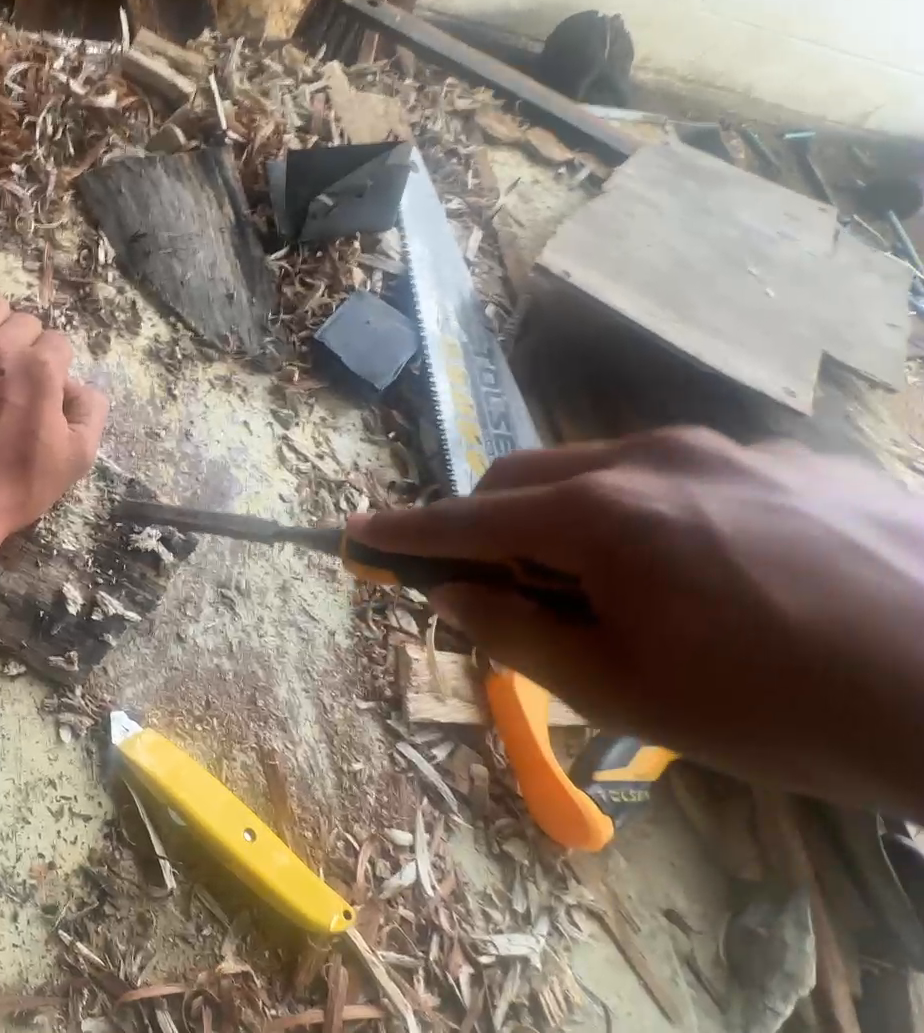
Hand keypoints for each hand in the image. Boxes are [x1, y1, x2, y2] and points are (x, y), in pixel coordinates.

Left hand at [0, 278, 107, 551]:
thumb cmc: (11, 489)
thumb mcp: (75, 461)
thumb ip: (91, 413)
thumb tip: (80, 386)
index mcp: (42, 370)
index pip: (59, 345)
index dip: (54, 370)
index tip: (41, 394)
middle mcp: (2, 348)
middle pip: (25, 323)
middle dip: (26, 348)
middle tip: (13, 381)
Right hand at [351, 426, 923, 815]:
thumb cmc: (786, 709)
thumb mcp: (620, 689)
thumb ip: (512, 631)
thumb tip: (450, 591)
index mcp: (602, 515)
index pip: (466, 519)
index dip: (401, 531)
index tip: (353, 533)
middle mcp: (656, 459)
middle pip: (525, 475)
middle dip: (492, 522)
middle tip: (510, 585)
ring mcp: (737, 450)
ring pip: (605, 467)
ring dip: (576, 516)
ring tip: (628, 586)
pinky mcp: (806, 461)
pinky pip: (690, 474)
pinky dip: (659, 511)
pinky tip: (724, 572)